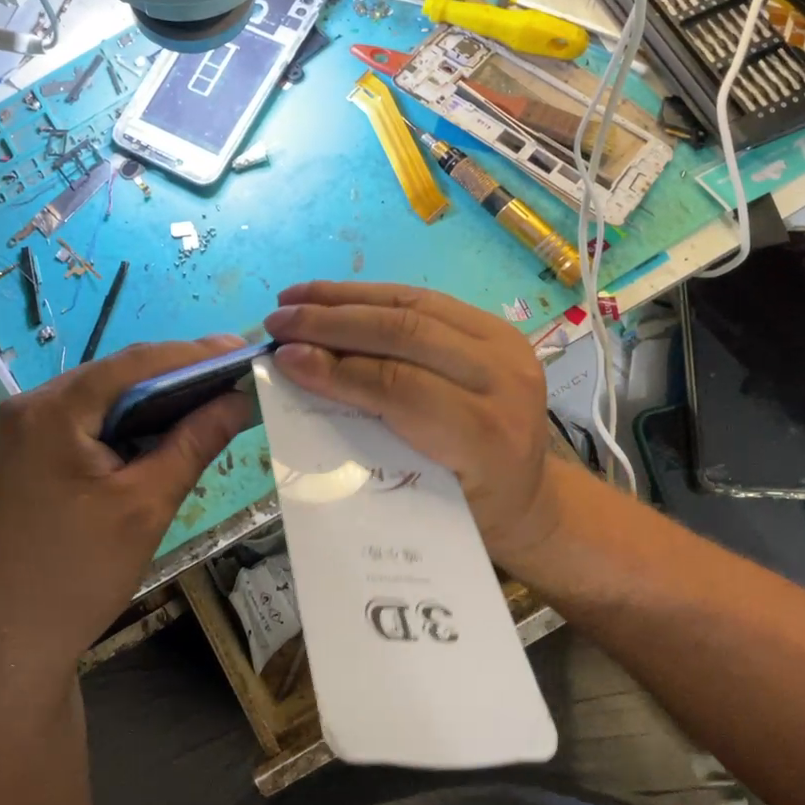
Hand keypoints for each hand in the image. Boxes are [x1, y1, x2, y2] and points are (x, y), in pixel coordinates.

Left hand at [0, 336, 254, 669]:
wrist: (20, 638)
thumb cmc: (83, 572)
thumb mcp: (148, 504)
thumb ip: (193, 442)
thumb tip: (239, 399)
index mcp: (51, 411)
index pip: (133, 364)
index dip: (191, 354)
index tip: (242, 350)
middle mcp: (29, 405)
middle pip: (115, 376)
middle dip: (175, 376)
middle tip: (233, 378)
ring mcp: (23, 428)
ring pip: (101, 396)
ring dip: (152, 399)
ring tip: (208, 399)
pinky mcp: (28, 450)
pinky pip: (85, 419)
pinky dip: (124, 421)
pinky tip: (162, 428)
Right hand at [262, 282, 558, 562]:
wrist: (527, 495)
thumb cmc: (463, 508)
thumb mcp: (413, 491)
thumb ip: (362, 437)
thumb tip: (299, 377)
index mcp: (487, 437)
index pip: (401, 388)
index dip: (338, 369)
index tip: (284, 359)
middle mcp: (505, 381)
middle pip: (407, 334)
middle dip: (331, 323)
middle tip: (277, 323)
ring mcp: (506, 345)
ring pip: (413, 304)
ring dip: (344, 298)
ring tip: (293, 299)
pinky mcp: (496, 326)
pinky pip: (424, 299)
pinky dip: (371, 295)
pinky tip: (331, 296)